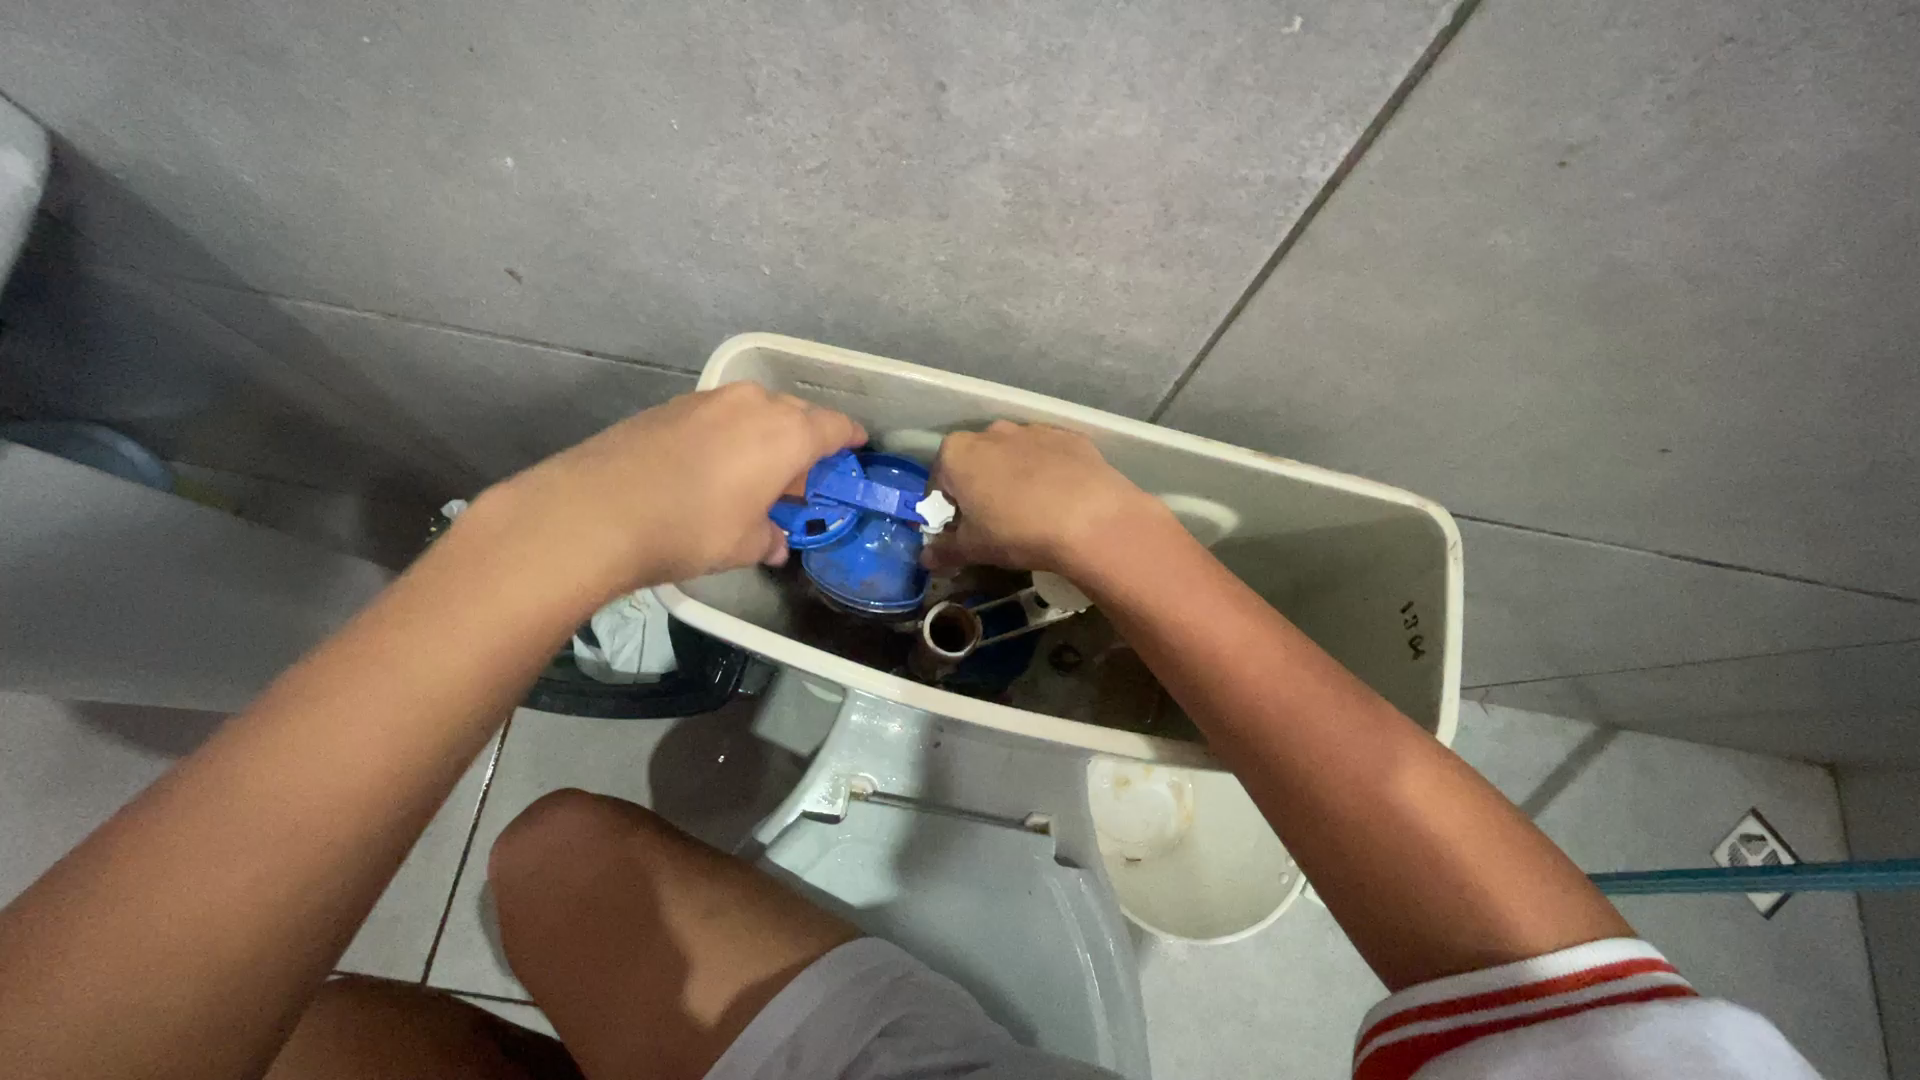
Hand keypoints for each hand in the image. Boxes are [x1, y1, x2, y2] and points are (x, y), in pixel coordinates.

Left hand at [468, 382, 865, 597]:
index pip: (836, 427)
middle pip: (796, 415)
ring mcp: (709, 399)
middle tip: (801, 477)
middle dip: (806, 442)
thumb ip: (770, 539)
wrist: (598, 510)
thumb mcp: (744, 545)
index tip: (856, 449)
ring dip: (764, 437)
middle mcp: (754, 404)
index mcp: (787, 433)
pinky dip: (728, 436)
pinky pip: (719, 416)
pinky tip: (712, 468)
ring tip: (755, 473)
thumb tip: (775, 544)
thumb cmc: (691, 528)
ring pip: (755, 412)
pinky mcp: (672, 406)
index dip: (851, 439)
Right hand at [921, 421, 1164, 574]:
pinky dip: (1048, 473)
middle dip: (979, 489)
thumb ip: (945, 549)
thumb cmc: (1017, 531)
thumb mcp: (975, 548)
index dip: (947, 511)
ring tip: (1031, 513)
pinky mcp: (1069, 437)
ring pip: (1013, 456)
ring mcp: (1032, 430)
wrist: (1091, 518)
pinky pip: (1048, 456)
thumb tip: (926, 558)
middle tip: (996, 524)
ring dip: (1014, 478)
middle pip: (975, 464)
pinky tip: (1060, 501)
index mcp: (957, 453)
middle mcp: (991, 432)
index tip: (962, 532)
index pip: (939, 483)